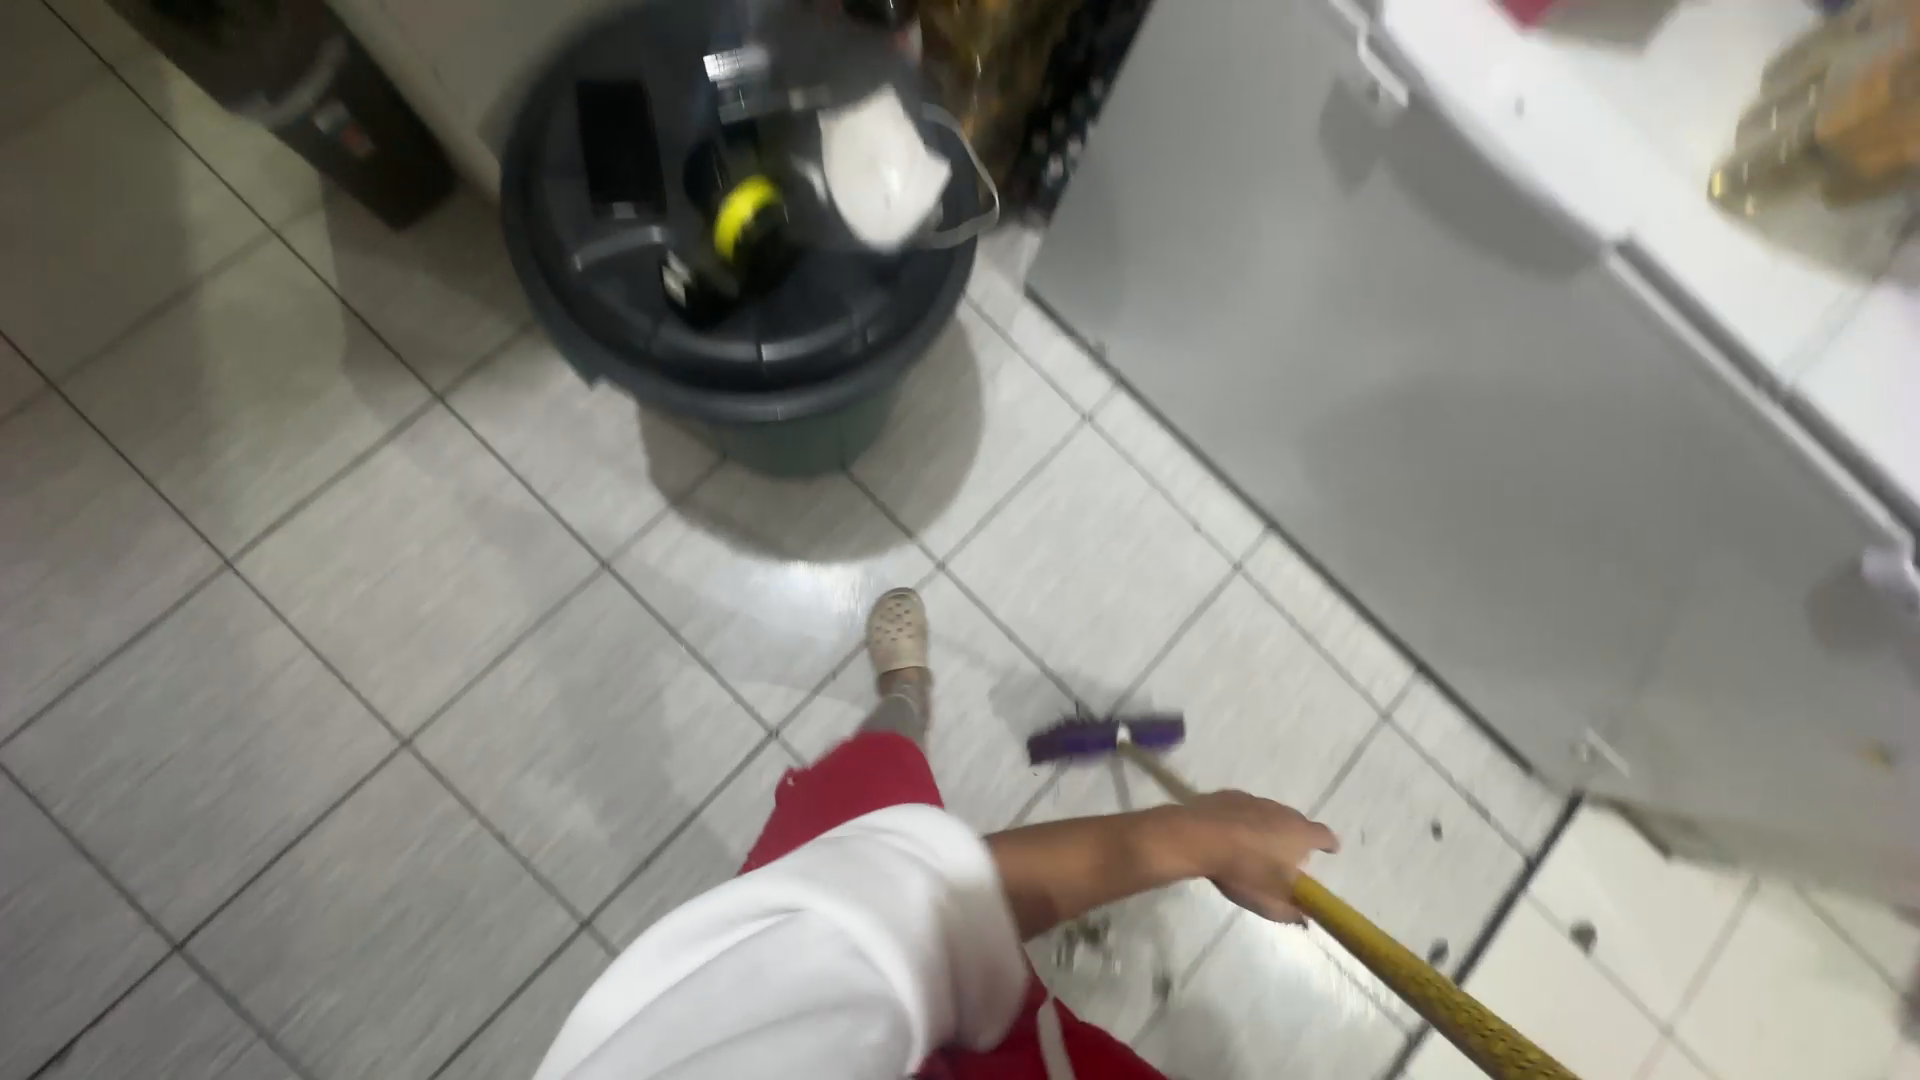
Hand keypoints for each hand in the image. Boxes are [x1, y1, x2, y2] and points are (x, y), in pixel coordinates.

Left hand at [1181, 791, 1338, 924]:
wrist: (1197, 837)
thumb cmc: (1242, 870)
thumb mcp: (1271, 904)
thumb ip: (1293, 912)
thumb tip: (1304, 918)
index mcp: (1298, 833)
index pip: (1324, 835)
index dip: (1328, 843)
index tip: (1330, 850)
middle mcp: (1279, 811)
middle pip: (1296, 822)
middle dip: (1296, 837)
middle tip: (1287, 855)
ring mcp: (1252, 799)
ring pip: (1269, 813)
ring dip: (1268, 827)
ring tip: (1257, 846)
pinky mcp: (1227, 795)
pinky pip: (1243, 808)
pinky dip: (1243, 819)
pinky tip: (1231, 833)